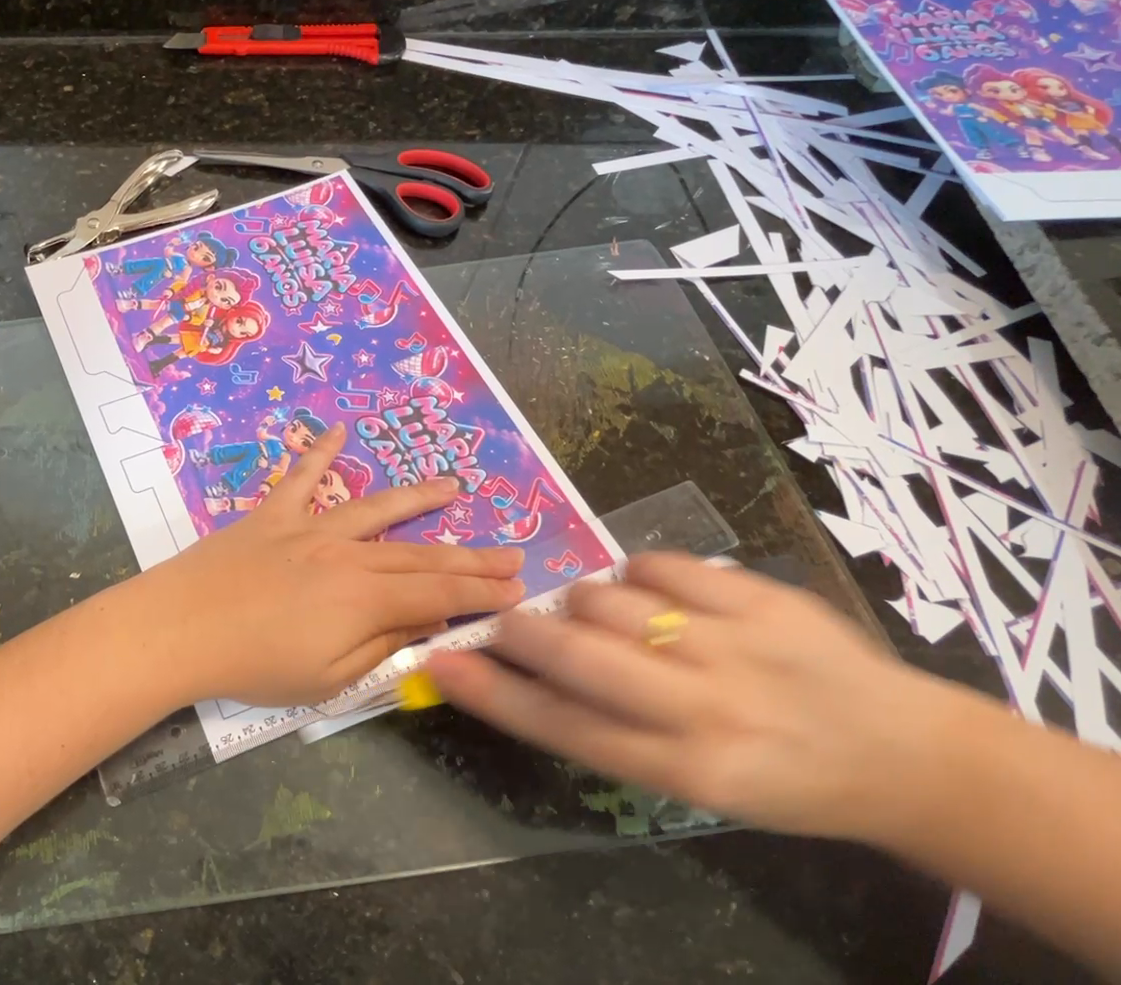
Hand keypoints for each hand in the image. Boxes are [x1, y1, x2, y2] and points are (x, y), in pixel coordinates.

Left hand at [121, 424, 525, 707]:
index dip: (483, 595)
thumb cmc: (253, 665)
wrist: (179, 627)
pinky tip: (336, 434)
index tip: (518, 590)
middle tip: (513, 555)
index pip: (441, 596)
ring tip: (453, 485)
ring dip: (418, 499)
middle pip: (421, 555)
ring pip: (376, 510)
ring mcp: (308, 528)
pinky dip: (319, 455)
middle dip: (471, 558)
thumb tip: (427, 624)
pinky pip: (300, 479)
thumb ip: (382, 648)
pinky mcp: (270, 515)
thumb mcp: (329, 679)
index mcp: (366, 599)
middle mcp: (347, 554)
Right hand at [427, 552, 965, 841]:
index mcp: (684, 768)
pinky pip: (659, 564)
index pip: (560, 726)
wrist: (904, 755)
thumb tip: (519, 664)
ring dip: (584, 602)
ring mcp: (738, 646)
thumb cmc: (776, 779)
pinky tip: (651, 592)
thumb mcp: (688, 780)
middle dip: (521, 630)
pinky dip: (637, 573)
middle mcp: (707, 710)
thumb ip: (603, 724)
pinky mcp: (764, 598)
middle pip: (575, 654)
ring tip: (603, 615)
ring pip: (608, 598)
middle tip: (506, 622)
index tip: (440, 662)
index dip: (490, 693)